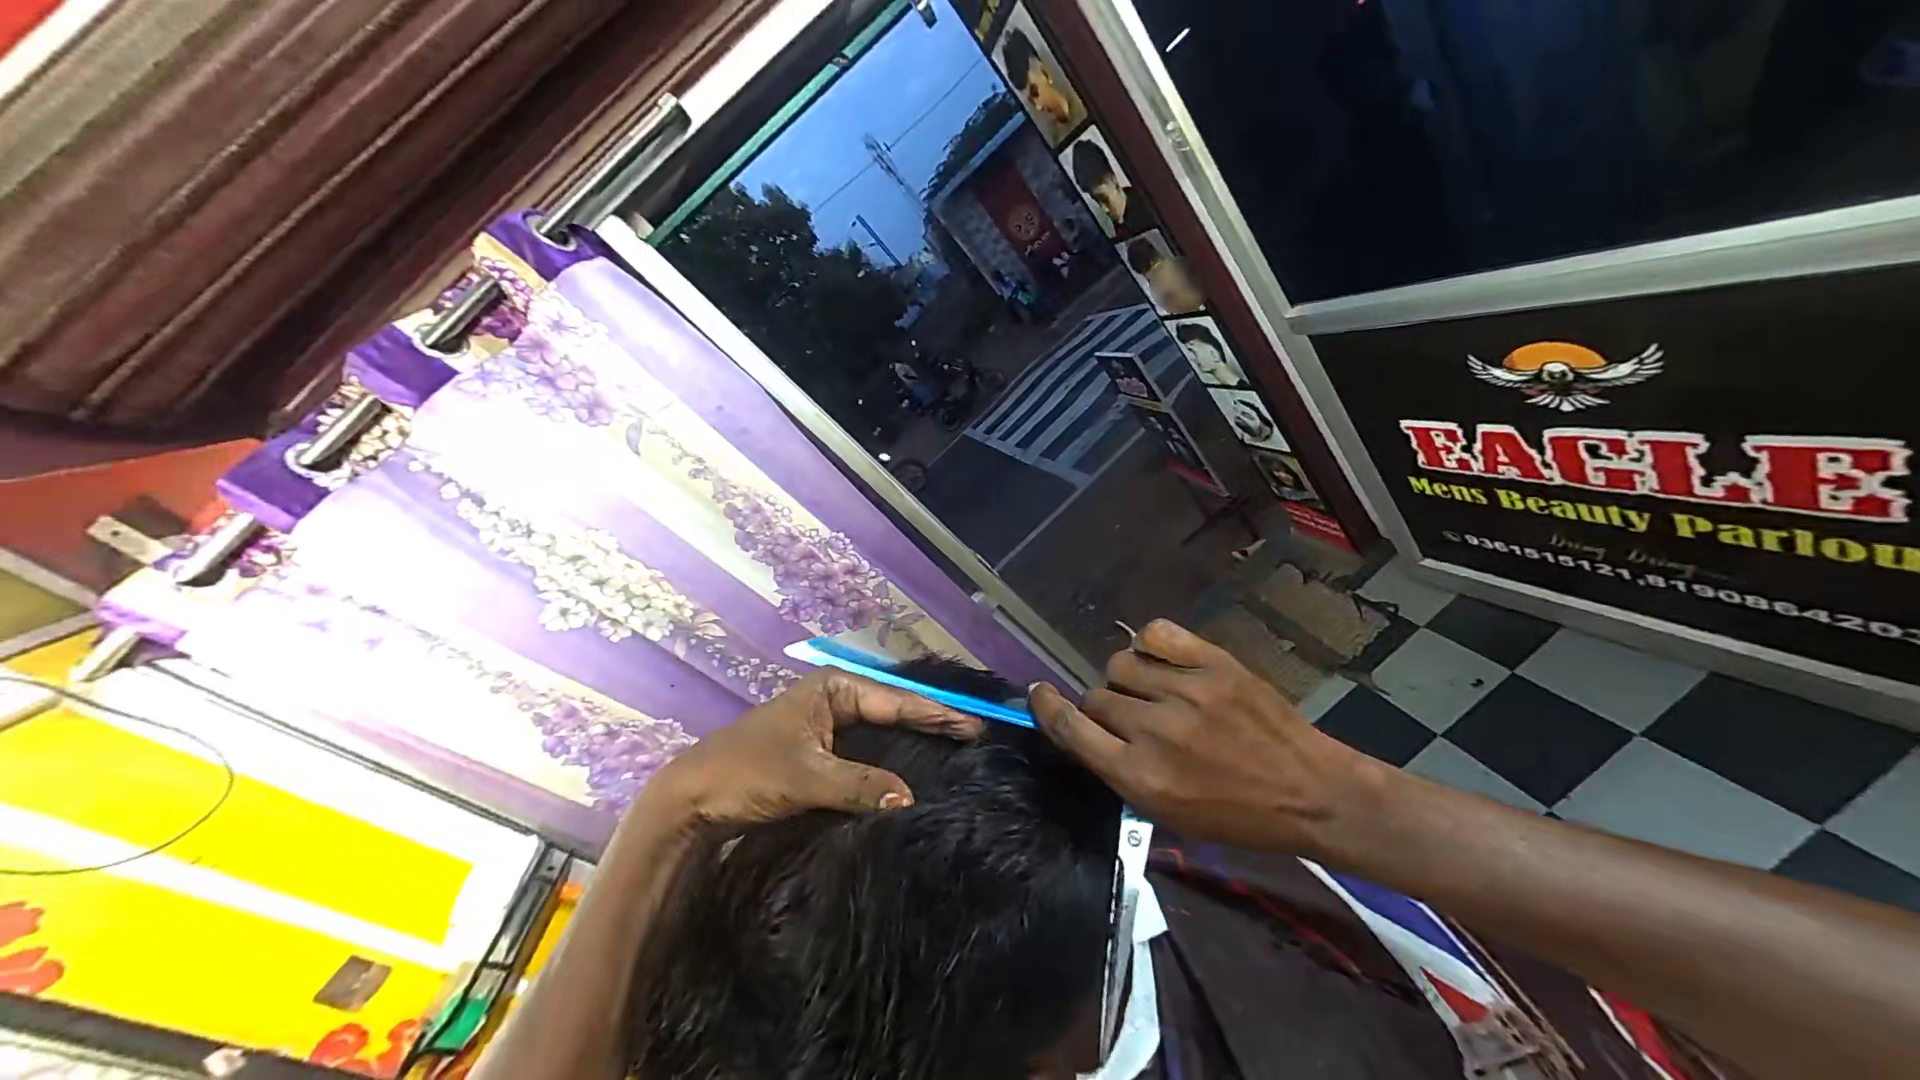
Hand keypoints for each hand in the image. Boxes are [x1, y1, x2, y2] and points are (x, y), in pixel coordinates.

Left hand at [642, 669, 982, 829]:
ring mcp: (827, 726)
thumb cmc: (746, 773)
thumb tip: (911, 800)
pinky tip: (915, 771)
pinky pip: (867, 752)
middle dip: (932, 722)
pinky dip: (892, 760)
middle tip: (976, 737)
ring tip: (958, 752)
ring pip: (881, 732)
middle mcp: (834, 700)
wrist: (690, 799)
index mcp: (833, 688)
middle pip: (893, 711)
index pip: (896, 700)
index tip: (976, 726)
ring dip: (914, 741)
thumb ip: (861, 785)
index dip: (937, 714)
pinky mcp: (820, 753)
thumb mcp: (806, 777)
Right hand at [1028, 619, 1370, 852]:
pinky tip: (1162, 660)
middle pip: (1096, 696)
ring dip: (1128, 680)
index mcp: (1140, 776)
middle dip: (1105, 709)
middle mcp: (1155, 731)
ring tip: (1154, 692)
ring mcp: (1186, 692)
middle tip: (1133, 720)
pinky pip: (1155, 633)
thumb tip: (1081, 726)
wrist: (1311, 792)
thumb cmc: (1235, 815)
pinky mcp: (1214, 664)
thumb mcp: (1166, 813)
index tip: (1038, 693)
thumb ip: (1117, 770)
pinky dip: (1149, 643)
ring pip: (1120, 664)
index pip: (1070, 729)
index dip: (1047, 707)